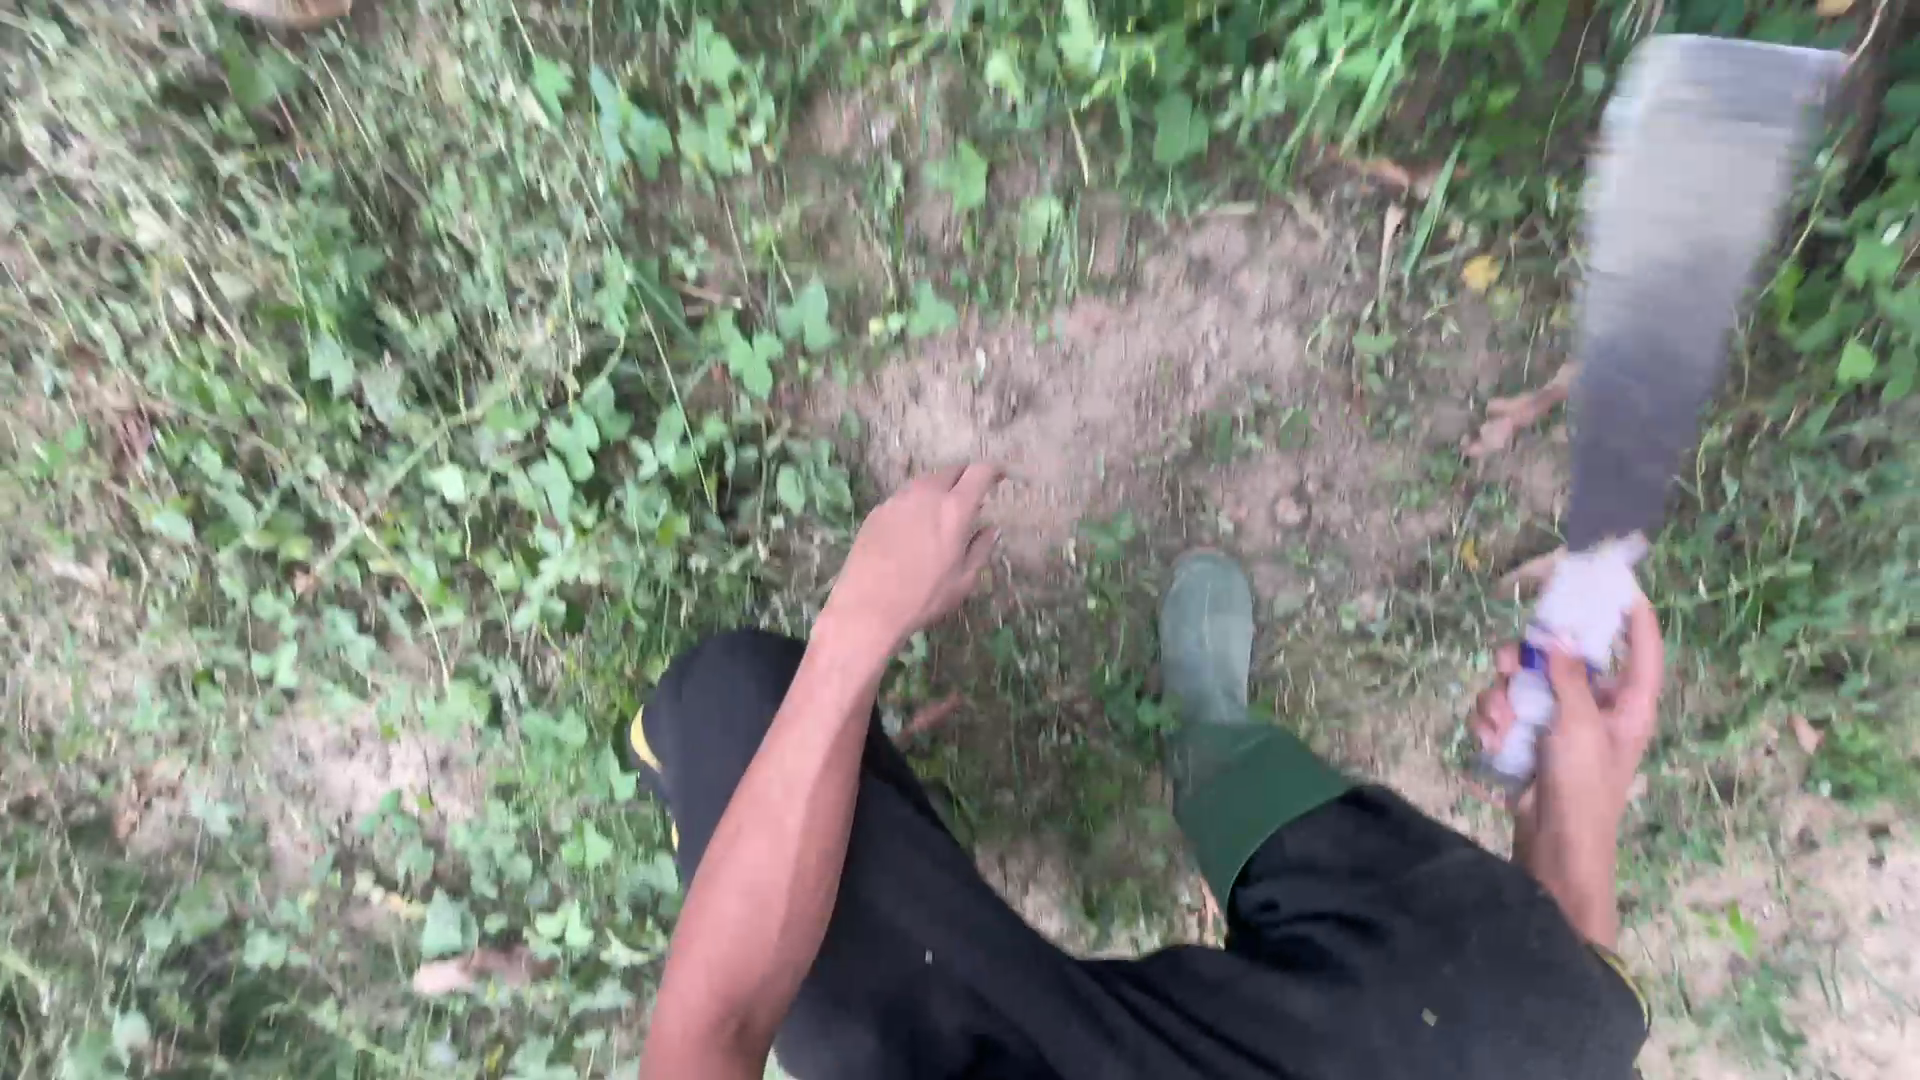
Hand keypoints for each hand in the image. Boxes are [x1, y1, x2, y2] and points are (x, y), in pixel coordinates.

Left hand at [819, 464, 1001, 661]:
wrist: (868, 606)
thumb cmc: (924, 596)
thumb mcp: (963, 580)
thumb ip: (980, 549)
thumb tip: (991, 530)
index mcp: (954, 509)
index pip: (979, 472)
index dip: (993, 470)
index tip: (999, 476)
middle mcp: (926, 495)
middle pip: (951, 471)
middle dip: (965, 478)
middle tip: (970, 497)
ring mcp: (898, 500)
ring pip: (925, 482)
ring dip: (938, 491)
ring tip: (940, 515)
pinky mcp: (878, 510)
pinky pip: (903, 498)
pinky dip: (915, 505)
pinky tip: (912, 529)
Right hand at [1472, 599, 1663, 947]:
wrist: (1554, 840)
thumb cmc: (1583, 785)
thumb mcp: (1579, 726)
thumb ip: (1569, 677)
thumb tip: (1559, 635)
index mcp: (1627, 703)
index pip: (1640, 650)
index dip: (1634, 618)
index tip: (1621, 587)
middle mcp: (1592, 706)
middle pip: (1558, 660)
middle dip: (1523, 664)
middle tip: (1504, 665)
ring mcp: (1556, 721)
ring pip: (1519, 682)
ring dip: (1499, 699)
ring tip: (1498, 724)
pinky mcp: (1525, 736)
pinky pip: (1500, 709)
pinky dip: (1490, 722)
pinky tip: (1492, 741)